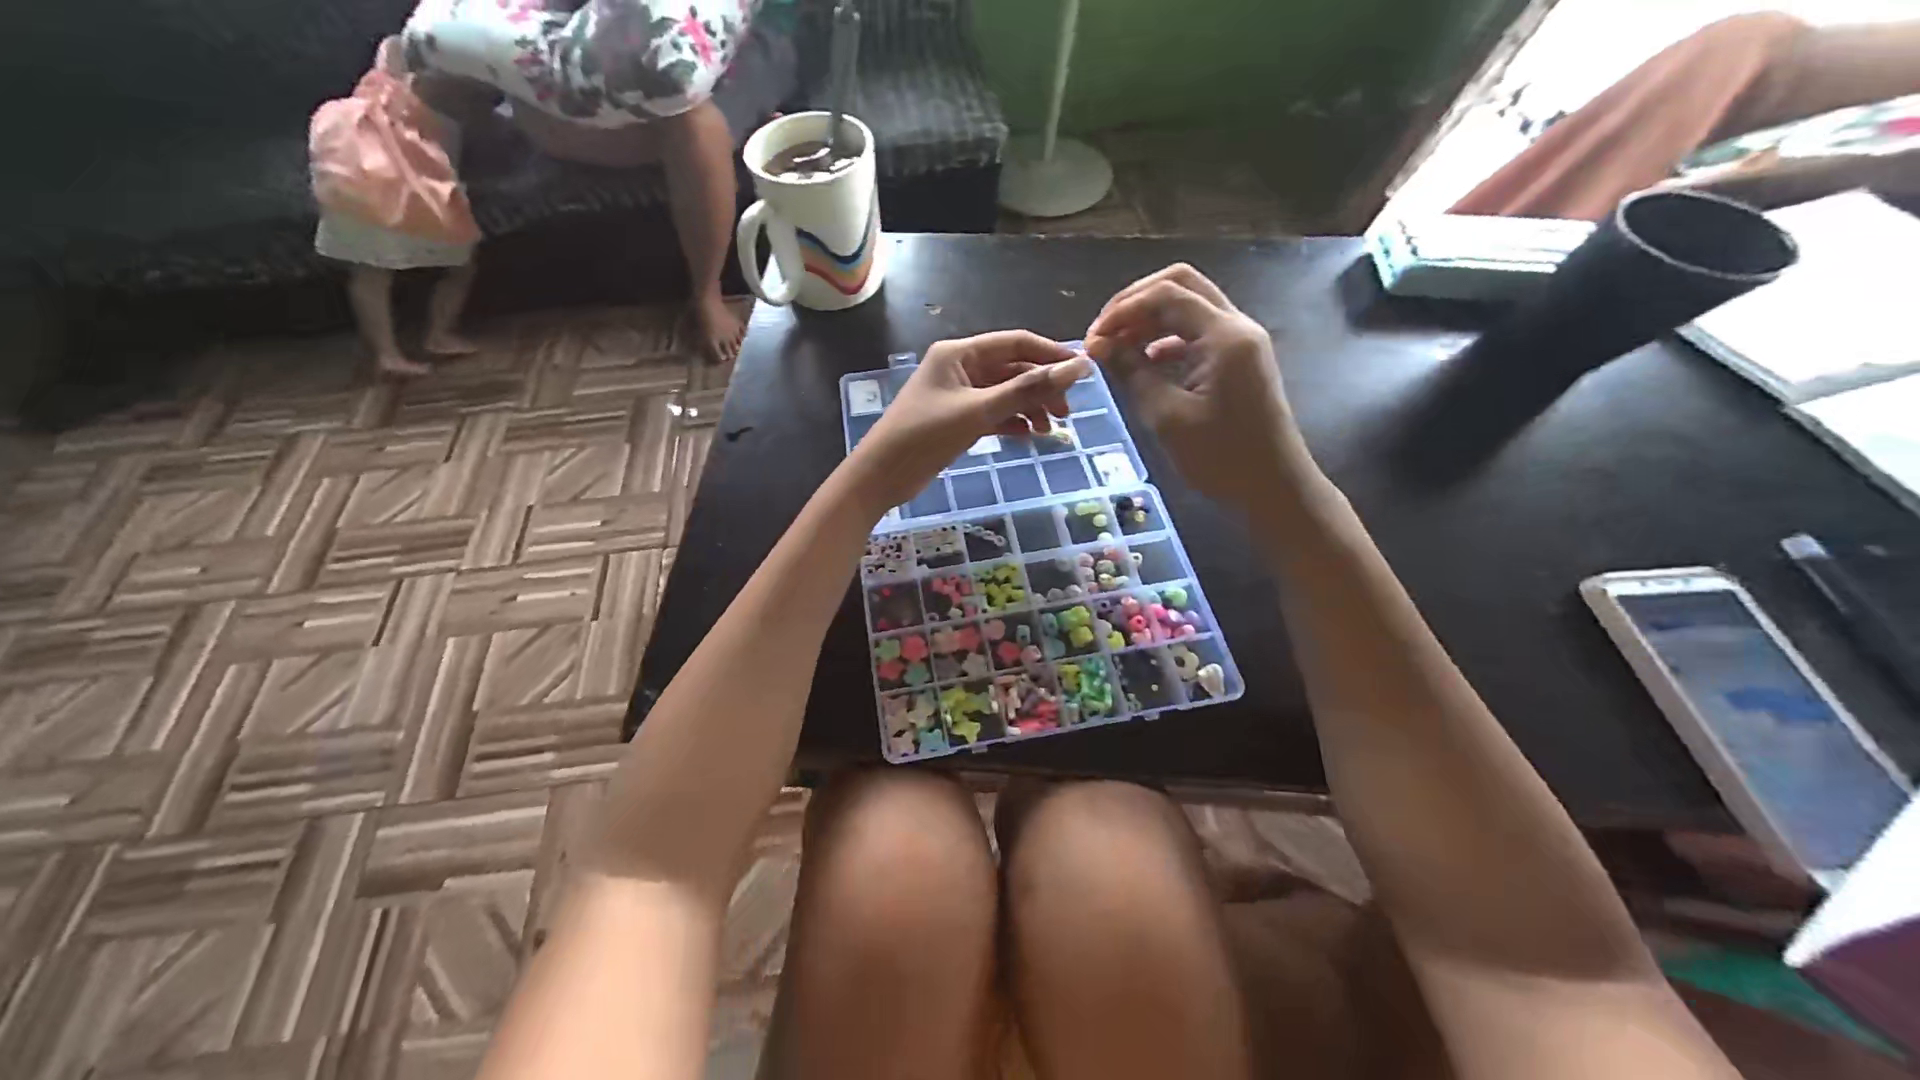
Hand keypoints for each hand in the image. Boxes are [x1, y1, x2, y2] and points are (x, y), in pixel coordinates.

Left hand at [851, 331, 1091, 509]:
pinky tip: (1028, 436)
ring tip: (1050, 430)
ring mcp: (958, 395)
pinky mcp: (957, 419)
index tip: (1083, 374)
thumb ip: (1027, 390)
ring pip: (1005, 394)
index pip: (1016, 343)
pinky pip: (994, 413)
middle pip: (1013, 369)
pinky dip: (1012, 422)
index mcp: (959, 353)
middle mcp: (960, 368)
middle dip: (1042, 388)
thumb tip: (1076, 369)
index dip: (1051, 355)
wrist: (881, 476)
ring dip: (1030, 407)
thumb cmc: (924, 437)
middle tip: (1067, 413)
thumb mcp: (979, 412)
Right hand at [1083, 263, 1309, 506]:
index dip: (1122, 310)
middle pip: (1181, 286)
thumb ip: (1132, 372)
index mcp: (1224, 335)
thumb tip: (1098, 345)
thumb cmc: (1220, 458)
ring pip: (1189, 307)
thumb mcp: (1166, 416)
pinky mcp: (1237, 360)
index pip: (1166, 295)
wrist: (1273, 489)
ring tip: (1116, 348)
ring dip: (1149, 319)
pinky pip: (1197, 333)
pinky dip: (1166, 338)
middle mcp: (1236, 326)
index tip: (1091, 339)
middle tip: (1103, 332)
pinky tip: (1144, 361)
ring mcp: (1240, 342)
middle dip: (1136, 303)